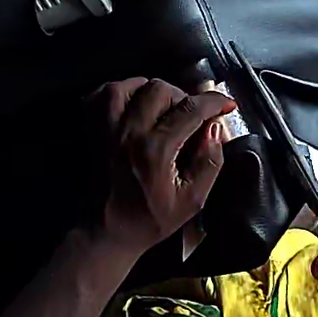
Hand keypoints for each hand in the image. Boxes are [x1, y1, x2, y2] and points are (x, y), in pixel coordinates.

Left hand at [94, 78, 235, 257]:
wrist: (104, 231)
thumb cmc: (150, 218)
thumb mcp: (192, 201)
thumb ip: (209, 162)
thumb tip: (214, 129)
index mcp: (155, 150)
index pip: (190, 109)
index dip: (214, 101)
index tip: (226, 104)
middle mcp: (129, 132)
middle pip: (160, 89)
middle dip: (183, 97)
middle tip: (190, 115)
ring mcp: (105, 127)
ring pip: (131, 85)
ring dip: (152, 90)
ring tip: (163, 107)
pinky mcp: (91, 128)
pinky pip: (103, 93)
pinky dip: (122, 91)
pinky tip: (134, 104)